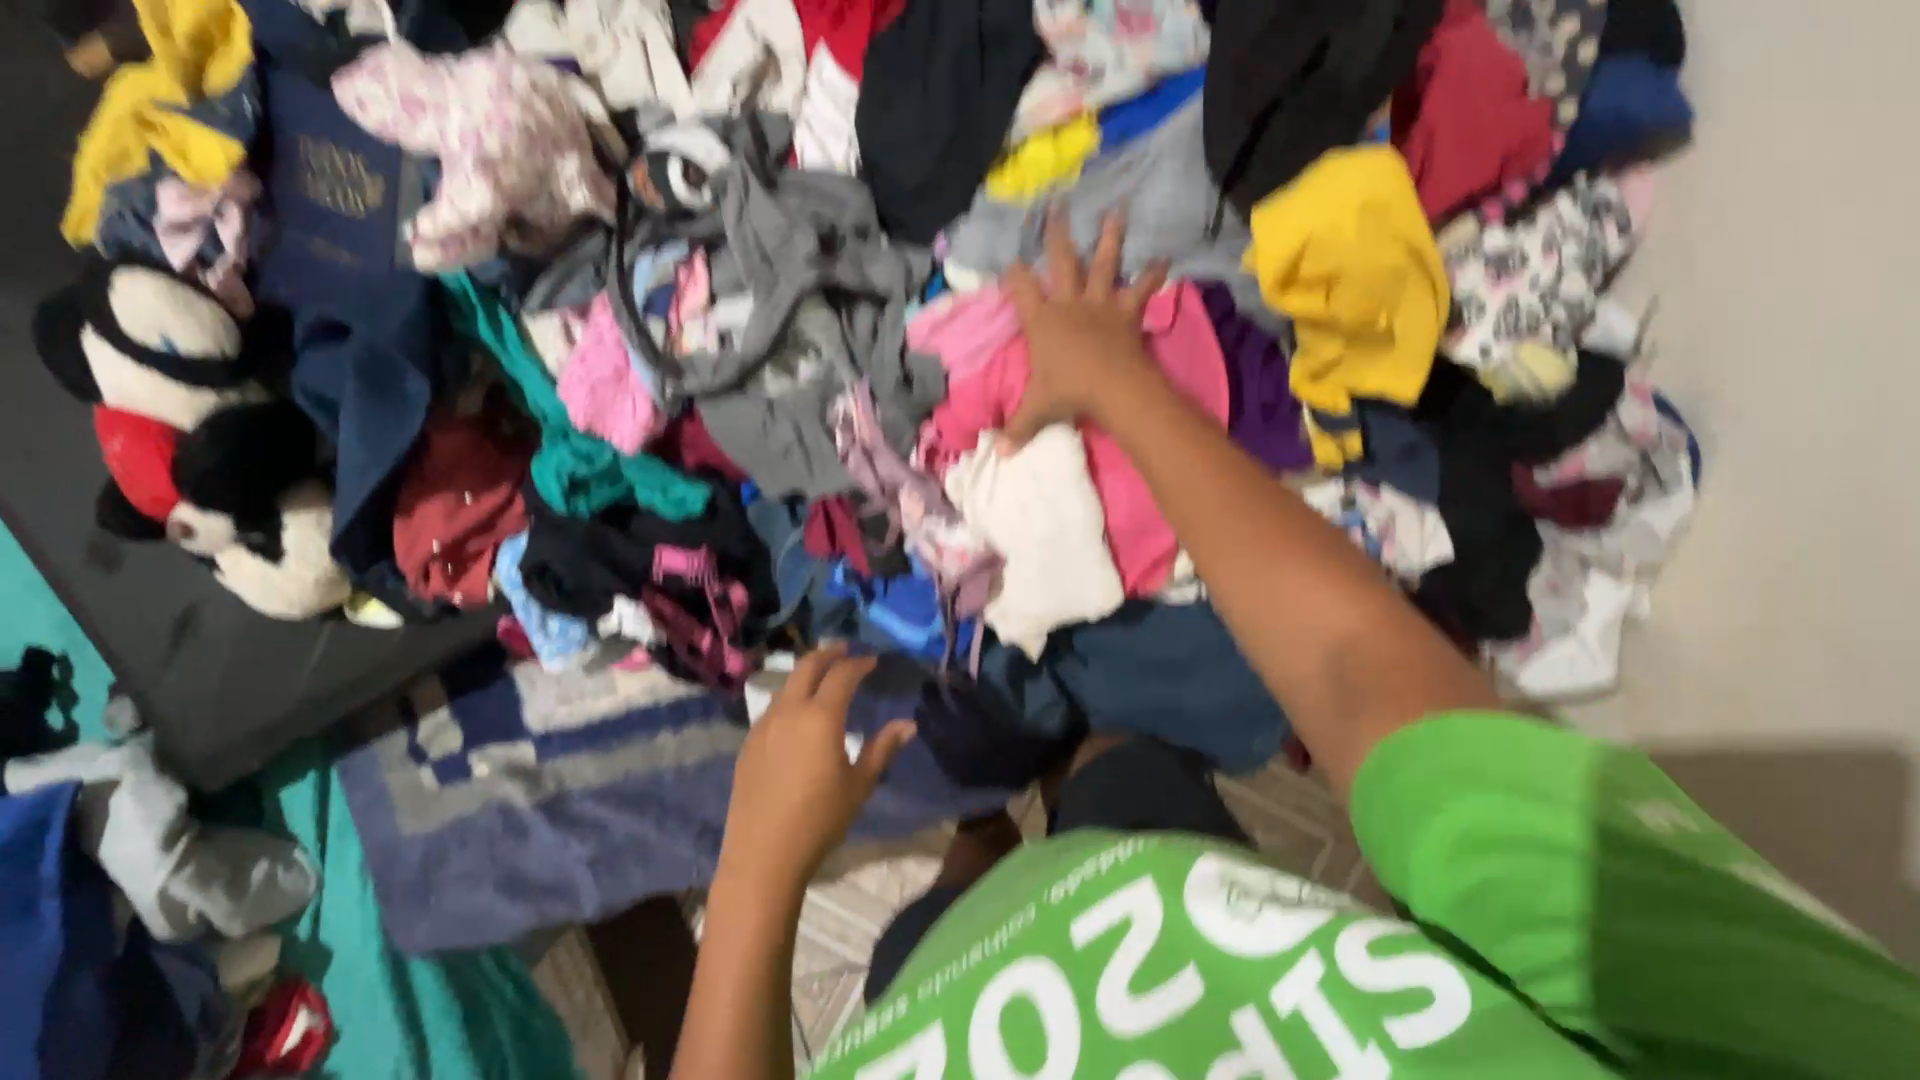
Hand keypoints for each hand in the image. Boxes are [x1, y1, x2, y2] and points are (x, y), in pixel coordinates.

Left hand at [719, 646, 916, 893]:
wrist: (763, 853)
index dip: (859, 663)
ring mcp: (763, 726)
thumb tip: (908, 724)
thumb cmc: (820, 820)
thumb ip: (882, 749)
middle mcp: (789, 711)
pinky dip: (790, 698)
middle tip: (844, 649)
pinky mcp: (748, 743)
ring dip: (806, 674)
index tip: (872, 661)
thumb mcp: (859, 785)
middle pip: (807, 666)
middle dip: (828, 654)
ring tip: (822, 678)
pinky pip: (772, 708)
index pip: (842, 675)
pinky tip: (797, 715)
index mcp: (821, 717)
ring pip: (786, 686)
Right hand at [1001, 210, 1168, 452]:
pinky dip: (1152, 275)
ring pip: (1103, 263)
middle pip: (1061, 261)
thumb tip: (1000, 454)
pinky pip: (1141, 289)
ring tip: (1116, 210)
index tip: (1011, 260)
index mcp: (1041, 321)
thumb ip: (1018, 427)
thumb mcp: (1038, 410)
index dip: (1015, 273)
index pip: (1021, 289)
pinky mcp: (1126, 311)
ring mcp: (1099, 303)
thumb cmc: (1070, 392)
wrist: (1112, 387)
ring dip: (1109, 237)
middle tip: (1057, 208)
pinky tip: (1163, 258)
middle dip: (1057, 235)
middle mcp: (1068, 304)